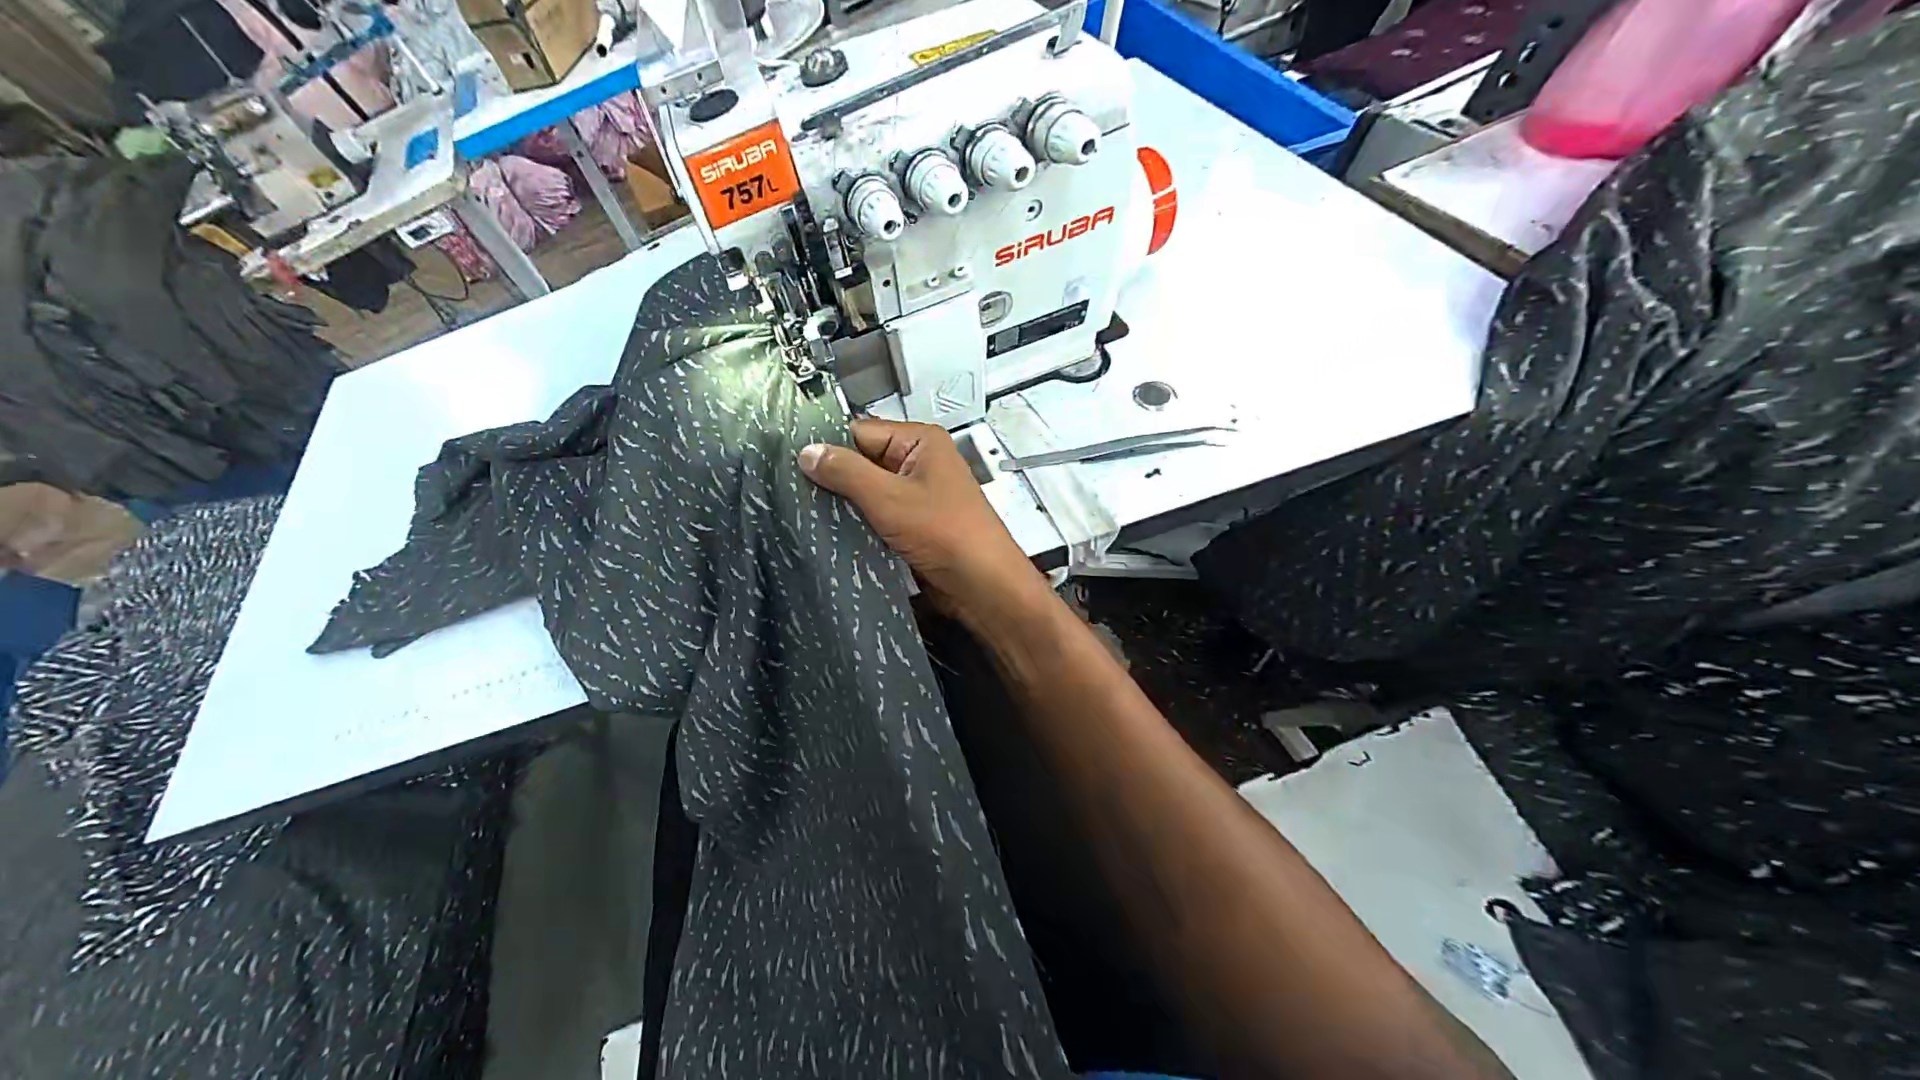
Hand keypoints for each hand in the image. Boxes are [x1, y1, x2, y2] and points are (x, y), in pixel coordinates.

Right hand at [799, 418, 1053, 628]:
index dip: (829, 447)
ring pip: (865, 493)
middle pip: (861, 462)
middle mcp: (918, 463)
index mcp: (920, 442)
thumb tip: (808, 453)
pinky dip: (858, 525)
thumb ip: (846, 472)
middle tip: (796, 494)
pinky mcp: (911, 525)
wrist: (983, 587)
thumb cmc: (949, 535)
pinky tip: (833, 534)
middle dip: (834, 479)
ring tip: (810, 516)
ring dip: (845, 507)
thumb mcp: (890, 498)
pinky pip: (875, 517)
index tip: (793, 463)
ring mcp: (915, 496)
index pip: (860, 431)